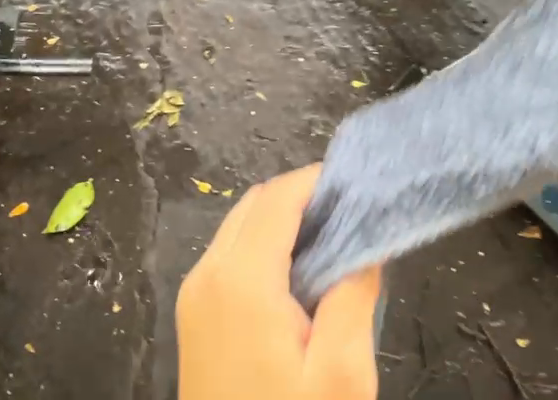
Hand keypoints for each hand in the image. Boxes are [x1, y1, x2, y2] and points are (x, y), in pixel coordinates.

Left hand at [177, 165, 382, 399]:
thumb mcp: (341, 375)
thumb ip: (354, 297)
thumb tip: (364, 243)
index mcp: (240, 277)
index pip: (278, 198)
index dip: (316, 182)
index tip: (357, 184)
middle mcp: (207, 271)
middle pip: (255, 206)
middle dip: (301, 199)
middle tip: (351, 216)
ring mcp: (194, 293)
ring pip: (239, 227)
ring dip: (281, 222)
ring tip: (333, 244)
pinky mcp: (193, 314)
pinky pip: (229, 256)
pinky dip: (262, 247)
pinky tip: (298, 276)